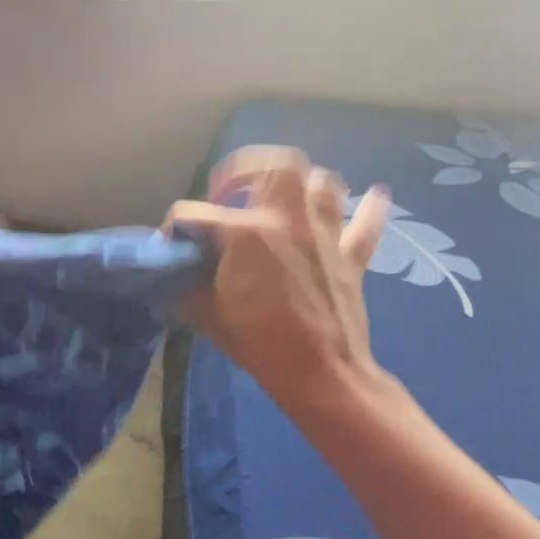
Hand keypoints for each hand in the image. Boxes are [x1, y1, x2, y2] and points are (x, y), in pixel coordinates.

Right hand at [165, 146, 390, 415]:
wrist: (321, 373)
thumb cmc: (254, 340)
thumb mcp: (200, 308)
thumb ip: (183, 279)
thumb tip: (170, 267)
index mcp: (244, 233)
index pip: (192, 213)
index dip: (173, 227)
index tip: (168, 246)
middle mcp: (287, 221)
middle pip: (277, 166)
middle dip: (247, 168)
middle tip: (228, 191)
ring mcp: (326, 236)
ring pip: (323, 183)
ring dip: (299, 184)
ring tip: (280, 198)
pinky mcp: (353, 257)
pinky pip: (367, 222)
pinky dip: (368, 206)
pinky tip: (371, 194)